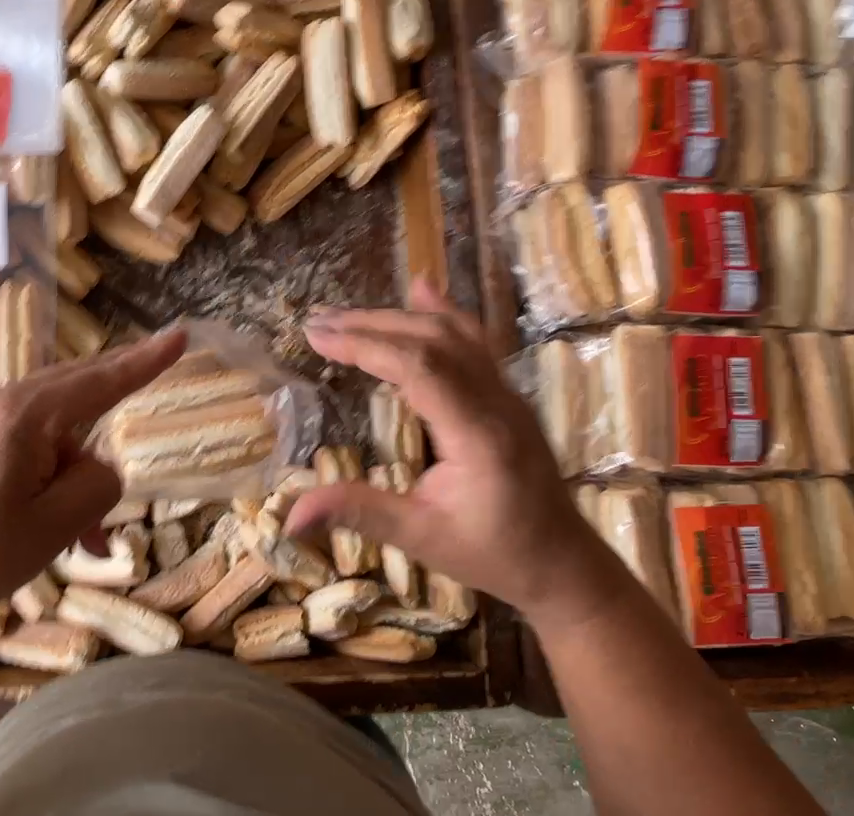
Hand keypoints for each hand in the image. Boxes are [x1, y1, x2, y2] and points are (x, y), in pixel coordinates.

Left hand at [0, 330, 187, 642]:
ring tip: (79, 544)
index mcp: (25, 414)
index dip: (146, 362)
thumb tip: (98, 465)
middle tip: (121, 477)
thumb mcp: (52, 527)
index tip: (181, 336)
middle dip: (101, 453)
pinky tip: (42, 532)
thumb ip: (96, 485)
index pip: (101, 380)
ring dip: (70, 485)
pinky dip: (43, 486)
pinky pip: (20, 451)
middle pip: (74, 404)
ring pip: (48, 439)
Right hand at [284, 282, 615, 628]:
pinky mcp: (506, 393)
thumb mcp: (422, 539)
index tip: (316, 337)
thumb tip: (289, 515)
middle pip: (432, 339)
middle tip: (316, 321)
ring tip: (345, 314)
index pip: (418, 367)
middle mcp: (497, 401)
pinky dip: (441, 312)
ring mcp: (507, 393)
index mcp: (478, 434)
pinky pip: (474, 340)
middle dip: (370, 324)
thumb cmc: (494, 555)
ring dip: (396, 317)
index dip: (364, 345)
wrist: (564, 564)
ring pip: (453, 333)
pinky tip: (420, 289)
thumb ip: (359, 513)